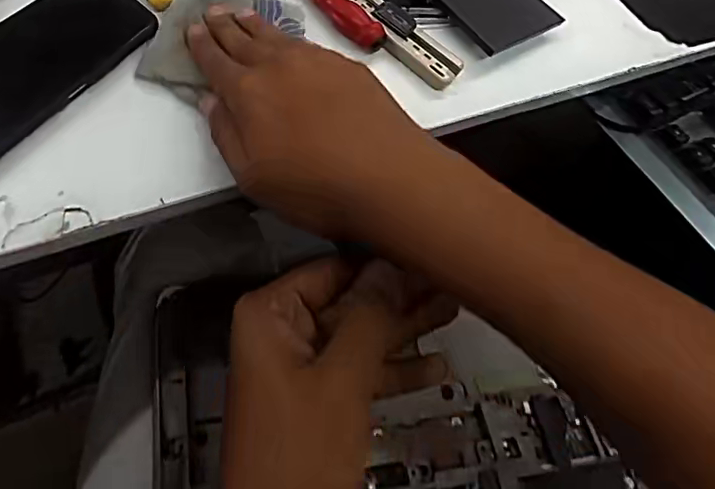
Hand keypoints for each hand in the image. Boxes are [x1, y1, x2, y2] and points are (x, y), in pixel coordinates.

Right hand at [187, 7, 438, 239]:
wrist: (390, 177)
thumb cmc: (316, 187)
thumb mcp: (253, 176)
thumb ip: (225, 134)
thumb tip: (210, 102)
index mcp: (247, 93)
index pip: (215, 60)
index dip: (200, 44)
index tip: (192, 30)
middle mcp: (276, 67)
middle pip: (241, 38)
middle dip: (222, 24)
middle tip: (211, 11)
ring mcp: (312, 61)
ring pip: (273, 34)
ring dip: (252, 23)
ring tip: (240, 13)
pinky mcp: (343, 65)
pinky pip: (304, 42)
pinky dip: (287, 37)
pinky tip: (288, 41)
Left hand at [224, 257, 459, 488]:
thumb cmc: (293, 458)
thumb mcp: (339, 381)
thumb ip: (367, 322)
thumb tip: (390, 271)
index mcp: (268, 313)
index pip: (329, 270)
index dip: (377, 265)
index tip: (418, 256)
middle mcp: (279, 330)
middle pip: (347, 302)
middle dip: (397, 298)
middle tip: (441, 284)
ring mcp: (298, 365)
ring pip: (358, 336)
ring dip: (403, 330)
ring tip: (446, 312)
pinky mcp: (315, 397)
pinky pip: (357, 369)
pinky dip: (392, 368)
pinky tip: (431, 365)